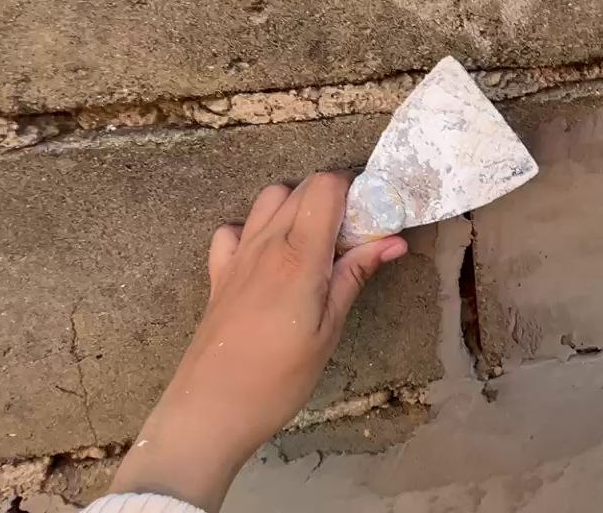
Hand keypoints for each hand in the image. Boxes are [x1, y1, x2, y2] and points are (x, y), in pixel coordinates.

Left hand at [110, 173, 407, 510]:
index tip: (370, 212)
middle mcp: (267, 243)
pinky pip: (234, 230)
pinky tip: (268, 255)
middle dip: (333, 194)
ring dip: (296, 203)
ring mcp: (238, 256)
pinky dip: (253, 229)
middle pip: (302, 186)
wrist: (207, 416)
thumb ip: (357, 275)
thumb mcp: (329, 329)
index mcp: (299, 254)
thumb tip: (395, 240)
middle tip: (352, 231)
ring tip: (314, 238)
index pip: (325, 185)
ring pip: (269, 198)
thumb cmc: (278, 377)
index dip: (352, 187)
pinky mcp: (218, 274)